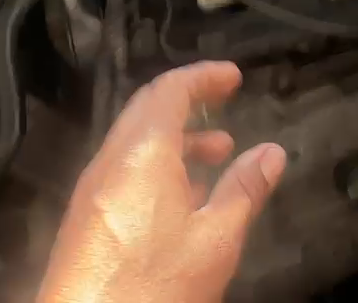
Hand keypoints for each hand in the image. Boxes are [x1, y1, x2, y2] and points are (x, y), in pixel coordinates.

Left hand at [37, 61, 286, 302]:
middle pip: (149, 107)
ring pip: (135, 140)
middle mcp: (111, 160)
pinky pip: (123, 169)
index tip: (234, 77)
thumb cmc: (153, 288)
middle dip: (190, 99)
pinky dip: (157, 164)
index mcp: (143, 152)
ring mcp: (92, 191)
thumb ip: (244, 189)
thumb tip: (273, 152)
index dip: (204, 76)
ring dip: (177, 136)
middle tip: (225, 100)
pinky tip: (183, 199)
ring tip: (218, 153)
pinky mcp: (84, 221)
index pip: (171, 88)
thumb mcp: (214, 240)